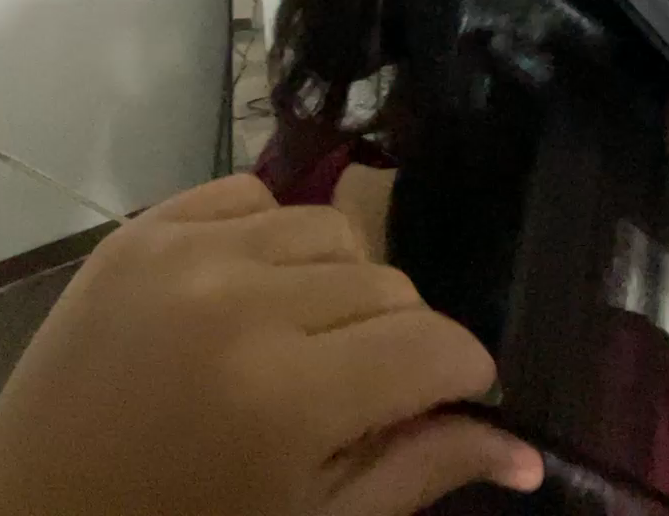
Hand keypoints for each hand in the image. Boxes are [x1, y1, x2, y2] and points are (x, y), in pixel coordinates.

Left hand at [0, 175, 541, 515]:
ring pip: (331, 229)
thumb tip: (525, 452)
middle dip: (401, 336)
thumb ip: (421, 472)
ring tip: (308, 334)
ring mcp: (185, 252)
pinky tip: (252, 291)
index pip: (432, 347)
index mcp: (286, 402)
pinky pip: (253, 195)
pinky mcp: (144, 227)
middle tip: (367, 384)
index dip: (466, 369)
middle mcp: (240, 304)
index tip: (464, 387)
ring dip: (341, 283)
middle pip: (388, 282)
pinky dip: (273, 237)